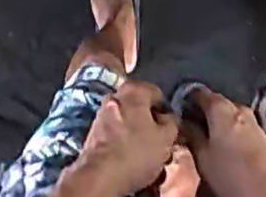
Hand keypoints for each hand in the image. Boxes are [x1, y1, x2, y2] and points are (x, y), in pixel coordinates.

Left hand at [55, 81, 178, 196]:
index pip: (159, 95)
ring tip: (144, 156)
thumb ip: (173, 122)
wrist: (99, 176)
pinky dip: (123, 143)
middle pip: (141, 109)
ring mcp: (102, 112)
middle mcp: (116, 94)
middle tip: (158, 145)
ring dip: (137, 136)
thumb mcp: (166, 138)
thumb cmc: (136, 152)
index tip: (169, 130)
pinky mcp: (93, 132)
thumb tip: (170, 117)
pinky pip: (115, 134)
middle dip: (151, 126)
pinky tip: (129, 158)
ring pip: (128, 122)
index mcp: (135, 89)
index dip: (167, 113)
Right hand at [183, 87, 265, 196]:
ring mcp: (253, 119)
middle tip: (193, 128)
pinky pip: (242, 126)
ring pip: (230, 115)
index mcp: (221, 107)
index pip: (199, 92)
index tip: (179, 109)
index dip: (188, 98)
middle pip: (216, 103)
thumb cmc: (232, 174)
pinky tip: (229, 147)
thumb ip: (193, 137)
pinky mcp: (263, 134)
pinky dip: (233, 132)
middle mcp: (238, 106)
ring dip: (219, 124)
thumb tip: (184, 123)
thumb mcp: (204, 159)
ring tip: (210, 140)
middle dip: (205, 113)